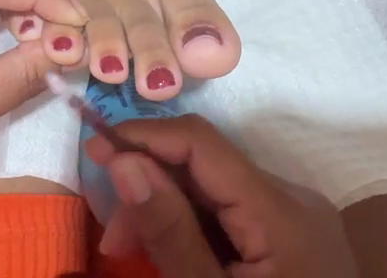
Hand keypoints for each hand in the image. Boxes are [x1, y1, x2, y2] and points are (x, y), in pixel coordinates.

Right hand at [86, 115, 357, 276]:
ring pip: (212, 187)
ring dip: (165, 206)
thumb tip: (120, 159)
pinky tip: (169, 251)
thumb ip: (170, 232)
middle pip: (203, 164)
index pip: (200, 140)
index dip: (142, 135)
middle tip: (109, 231)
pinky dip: (192, 225)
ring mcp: (296, 218)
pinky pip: (229, 212)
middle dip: (149, 182)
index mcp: (281, 210)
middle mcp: (292, 199)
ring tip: (128, 248)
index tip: (91, 148)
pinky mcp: (291, 238)